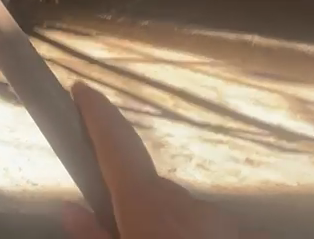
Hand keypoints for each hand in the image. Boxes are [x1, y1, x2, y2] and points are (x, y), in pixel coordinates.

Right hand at [64, 82, 243, 238]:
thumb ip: (95, 238)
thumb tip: (69, 209)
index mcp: (145, 203)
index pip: (115, 142)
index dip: (96, 113)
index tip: (81, 90)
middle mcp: (183, 202)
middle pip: (149, 187)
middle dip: (135, 202)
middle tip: (124, 231)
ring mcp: (221, 222)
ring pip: (184, 215)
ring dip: (170, 230)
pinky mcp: (244, 235)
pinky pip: (210, 232)